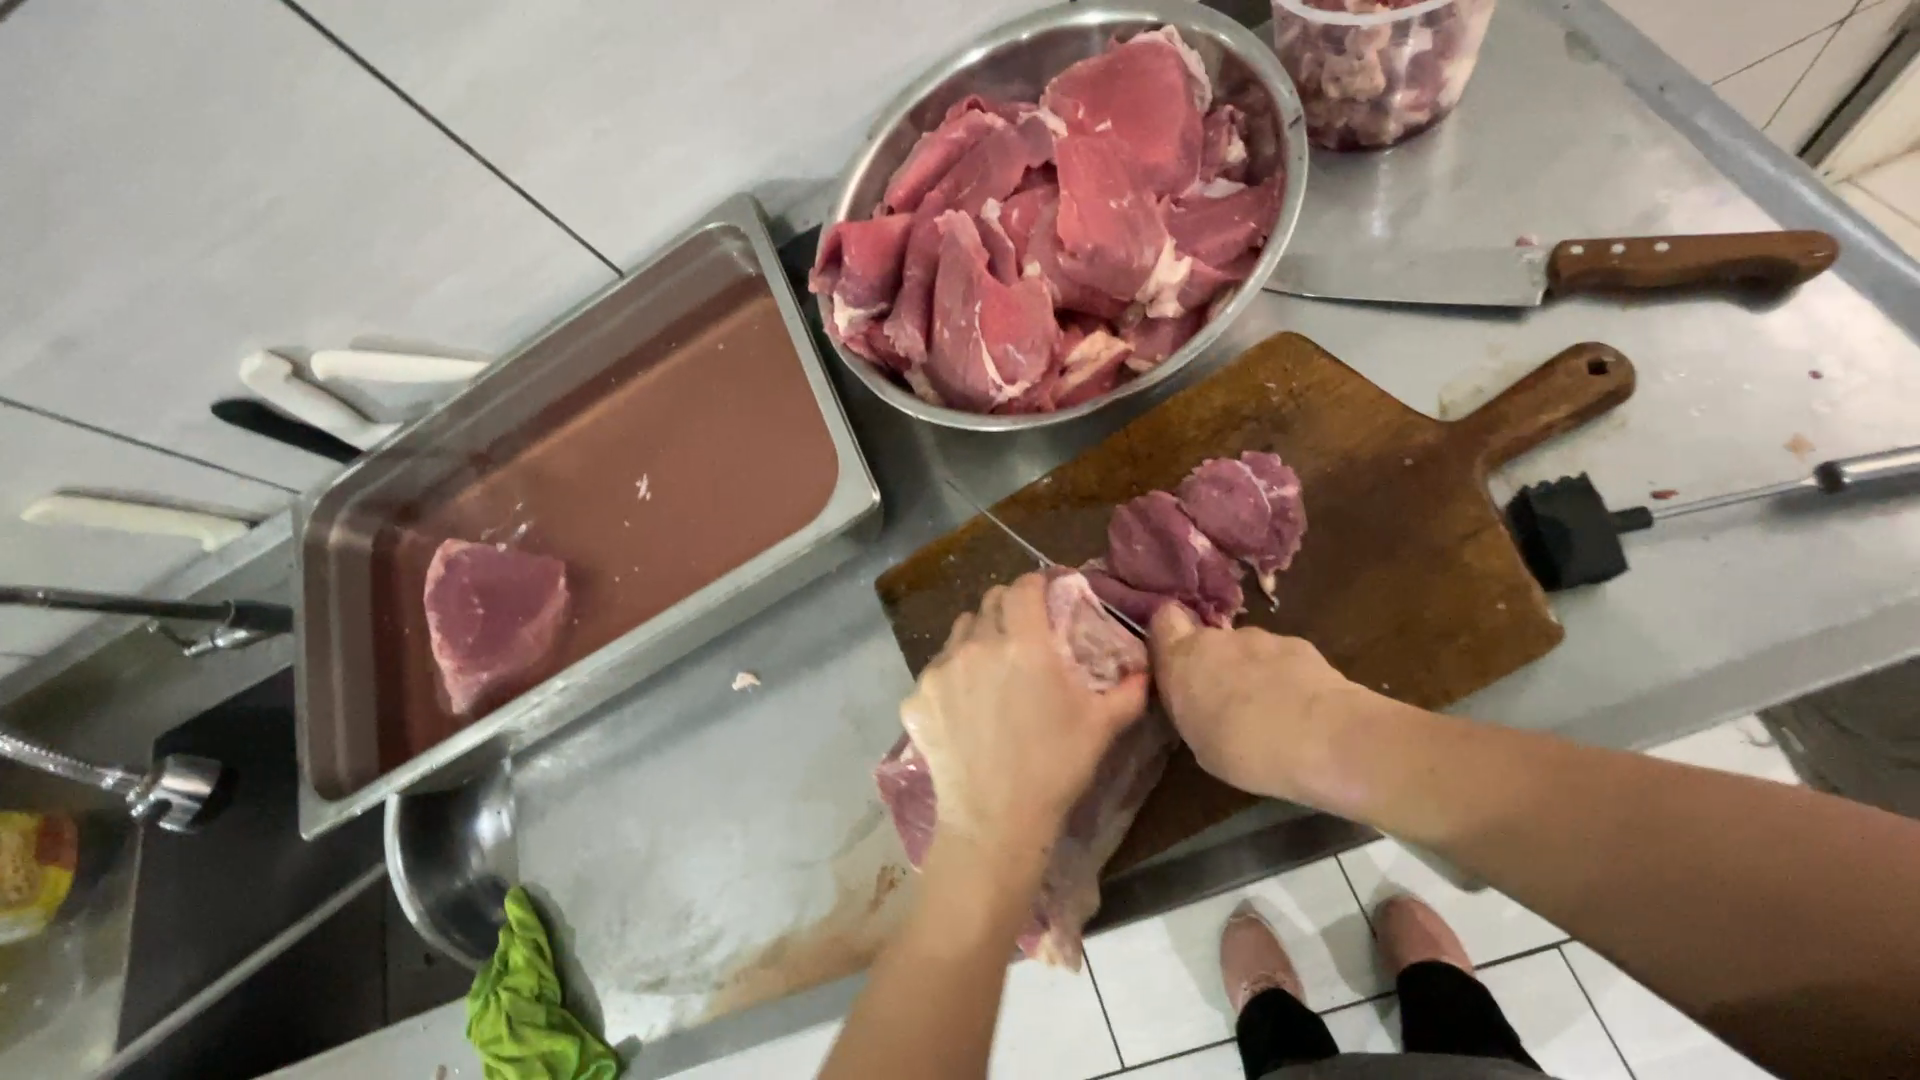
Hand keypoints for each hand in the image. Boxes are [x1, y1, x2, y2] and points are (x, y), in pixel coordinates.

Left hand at [902, 574, 1149, 855]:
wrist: (993, 822)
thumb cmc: (1054, 769)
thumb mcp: (1102, 726)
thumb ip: (1129, 689)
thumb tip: (1145, 668)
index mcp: (1023, 643)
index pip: (1024, 586)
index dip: (1038, 583)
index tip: (1048, 593)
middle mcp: (976, 645)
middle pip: (989, 601)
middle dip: (1010, 607)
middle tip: (1025, 632)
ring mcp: (940, 671)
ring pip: (959, 631)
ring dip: (979, 636)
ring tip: (993, 666)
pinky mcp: (916, 697)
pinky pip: (937, 670)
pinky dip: (954, 675)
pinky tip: (967, 705)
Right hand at [1149, 604, 1366, 804]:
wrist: (1324, 738)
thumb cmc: (1245, 750)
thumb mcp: (1199, 742)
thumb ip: (1192, 708)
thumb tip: (1200, 700)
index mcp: (1182, 660)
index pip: (1163, 620)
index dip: (1170, 636)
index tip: (1176, 661)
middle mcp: (1217, 640)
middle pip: (1208, 640)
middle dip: (1215, 662)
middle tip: (1226, 699)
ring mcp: (1262, 638)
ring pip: (1247, 649)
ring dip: (1252, 671)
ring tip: (1270, 710)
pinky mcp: (1301, 645)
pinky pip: (1282, 658)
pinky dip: (1286, 676)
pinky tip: (1299, 709)